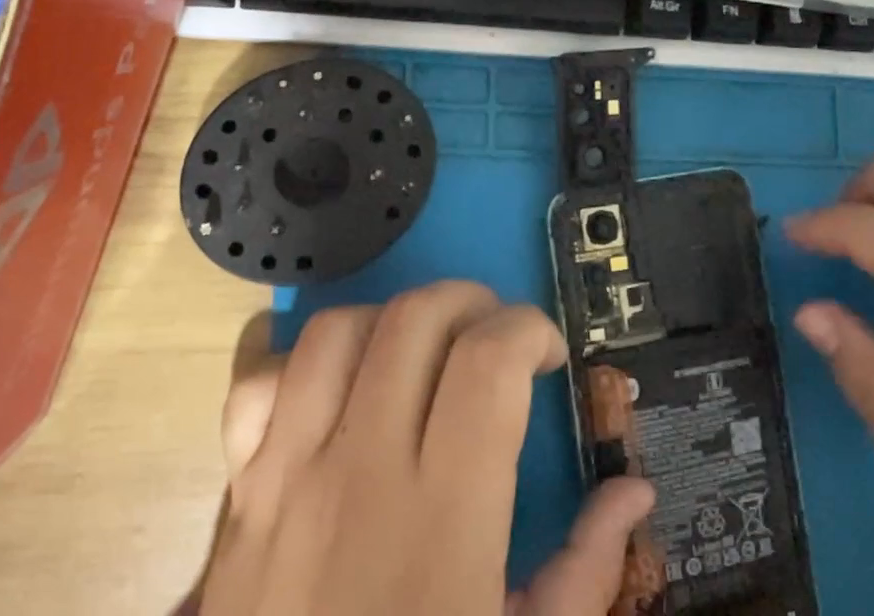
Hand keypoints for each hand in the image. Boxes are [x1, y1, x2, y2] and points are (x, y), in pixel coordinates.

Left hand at [207, 281, 654, 615]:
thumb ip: (586, 568)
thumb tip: (633, 489)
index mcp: (447, 512)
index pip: (487, 361)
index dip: (528, 330)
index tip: (546, 355)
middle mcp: (364, 470)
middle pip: (414, 321)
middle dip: (470, 304)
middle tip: (495, 339)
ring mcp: (290, 474)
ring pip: (337, 332)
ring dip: (392, 319)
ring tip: (424, 351)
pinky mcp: (240, 492)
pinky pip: (259, 385)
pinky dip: (303, 365)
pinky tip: (340, 392)